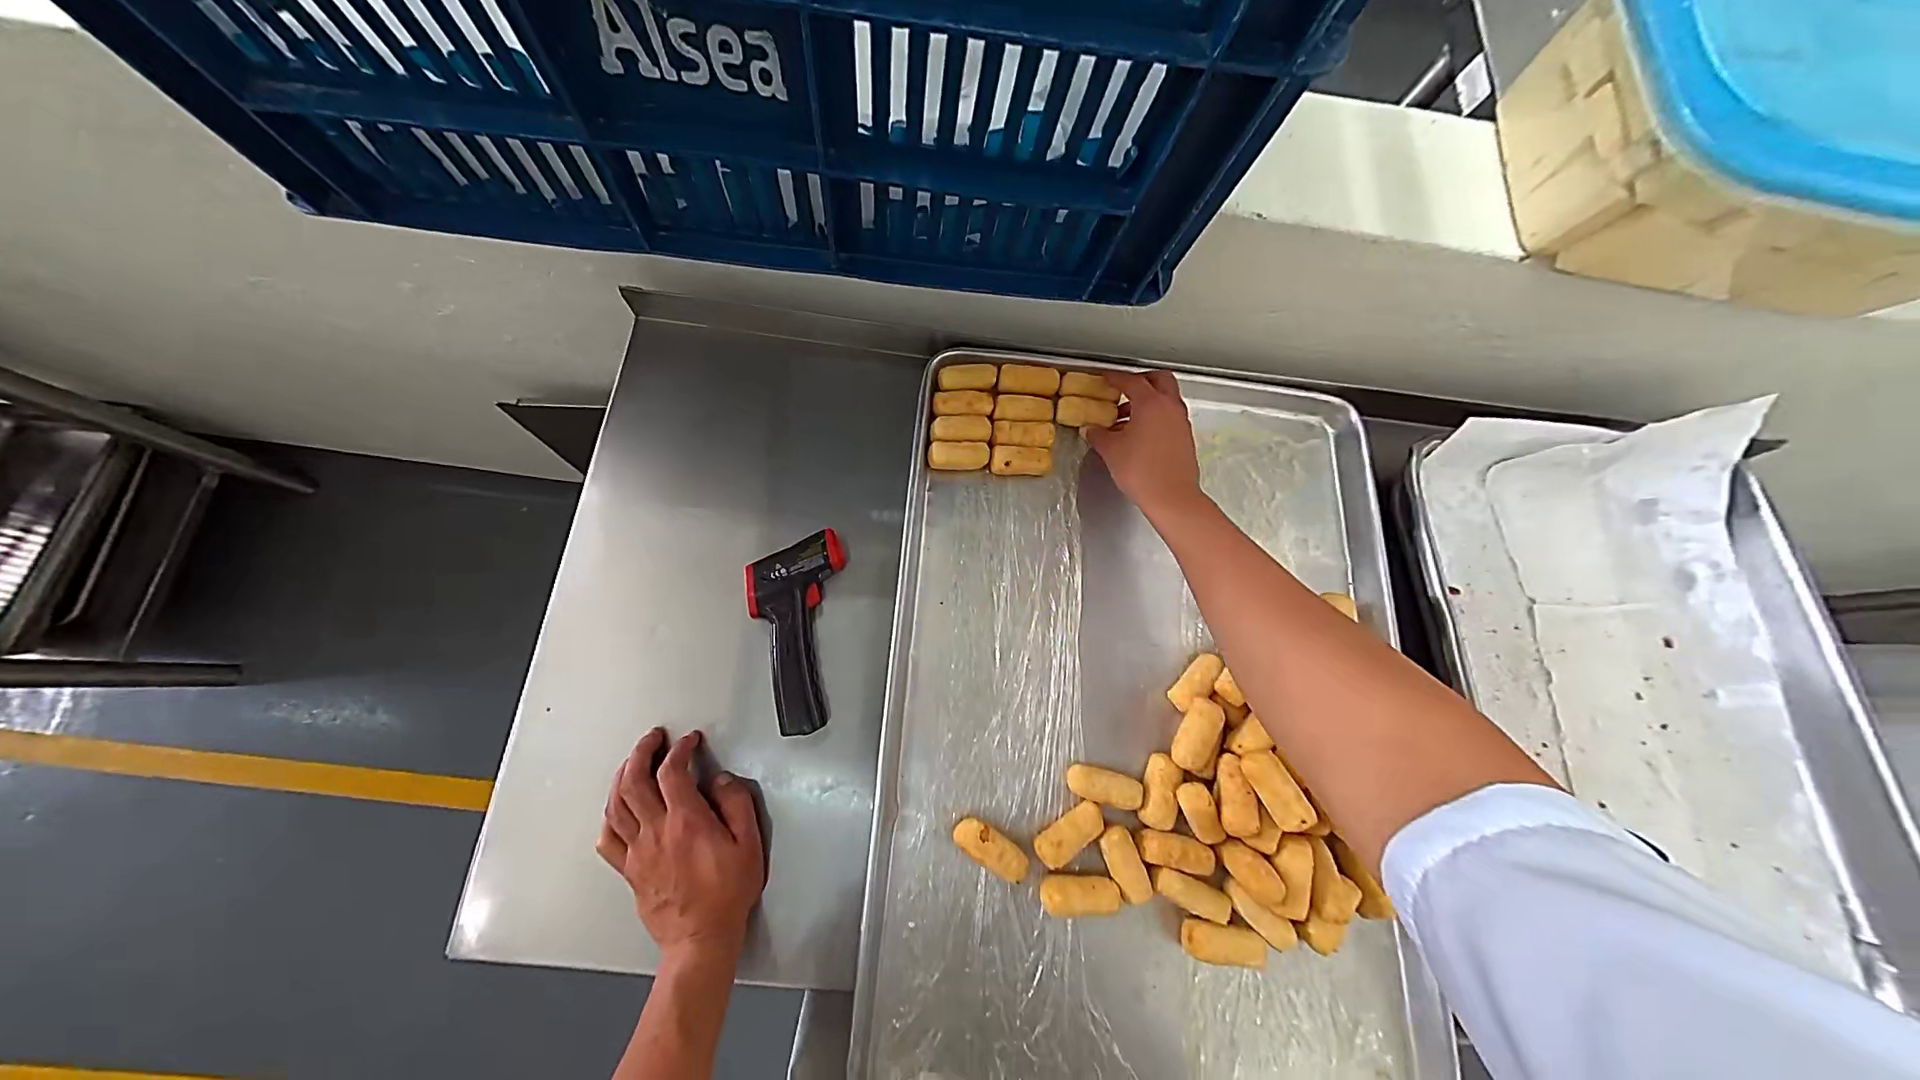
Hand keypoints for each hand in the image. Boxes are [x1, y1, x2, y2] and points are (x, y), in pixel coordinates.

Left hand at [597, 729, 765, 964]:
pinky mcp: (630, 870)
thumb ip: (737, 805)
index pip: (673, 772)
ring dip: (621, 776)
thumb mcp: (749, 843)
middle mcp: (656, 832)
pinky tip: (615, 809)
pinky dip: (608, 816)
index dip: (680, 749)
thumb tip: (722, 781)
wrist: (701, 938)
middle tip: (653, 739)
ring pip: (616, 805)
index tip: (689, 742)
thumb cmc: (726, 894)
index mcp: (686, 822)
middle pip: (634, 780)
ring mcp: (638, 851)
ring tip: (632, 762)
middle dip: (642, 752)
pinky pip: (608, 838)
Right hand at [1085, 371, 1202, 519]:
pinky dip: (1156, 416)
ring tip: (1126, 416)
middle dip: (1140, 380)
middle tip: (1123, 388)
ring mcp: (1180, 421)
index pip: (1131, 381)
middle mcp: (1169, 407)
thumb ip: (1098, 435)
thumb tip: (1092, 430)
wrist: (1171, 497)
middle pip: (1158, 379)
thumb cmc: (1142, 471)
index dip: (1115, 377)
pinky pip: (1169, 416)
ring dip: (1148, 400)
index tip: (1106, 377)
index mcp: (1150, 403)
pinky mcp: (1185, 437)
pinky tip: (1139, 433)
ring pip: (1166, 398)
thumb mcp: (1111, 451)